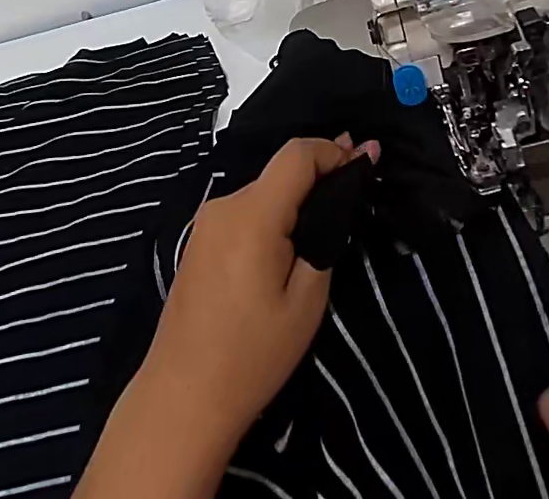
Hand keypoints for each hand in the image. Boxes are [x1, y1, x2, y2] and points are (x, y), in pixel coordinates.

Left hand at [74, 135, 378, 498]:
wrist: (182, 397)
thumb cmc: (252, 355)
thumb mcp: (306, 299)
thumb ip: (324, 234)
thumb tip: (338, 192)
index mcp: (252, 215)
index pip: (297, 154)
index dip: (334, 150)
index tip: (366, 160)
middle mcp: (224, 205)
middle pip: (280, 171)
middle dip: (319, 175)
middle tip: (354, 193)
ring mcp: (206, 222)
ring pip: (263, 191)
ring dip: (295, 198)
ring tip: (324, 226)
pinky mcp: (199, 240)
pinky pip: (245, 211)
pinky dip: (272, 215)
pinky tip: (286, 246)